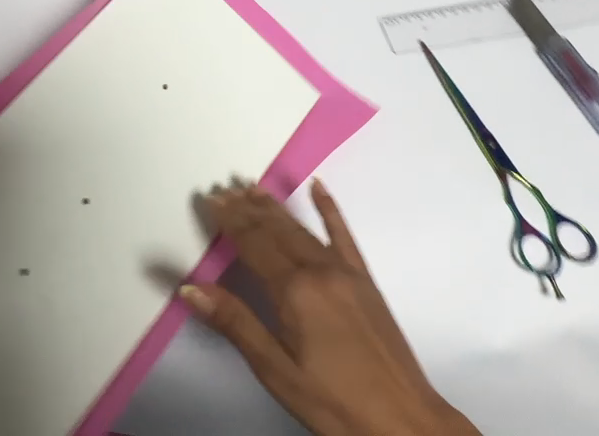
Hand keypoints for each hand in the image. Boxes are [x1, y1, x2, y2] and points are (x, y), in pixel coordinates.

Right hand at [180, 179, 478, 435]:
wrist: (408, 423)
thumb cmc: (335, 403)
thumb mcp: (277, 371)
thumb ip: (235, 323)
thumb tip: (190, 288)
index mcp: (294, 291)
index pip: (252, 243)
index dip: (228, 220)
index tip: (208, 199)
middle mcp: (319, 271)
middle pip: (275, 230)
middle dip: (246, 208)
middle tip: (222, 188)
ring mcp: (346, 273)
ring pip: (302, 229)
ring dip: (274, 207)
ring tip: (251, 187)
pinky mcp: (366, 281)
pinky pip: (344, 236)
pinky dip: (330, 210)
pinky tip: (319, 187)